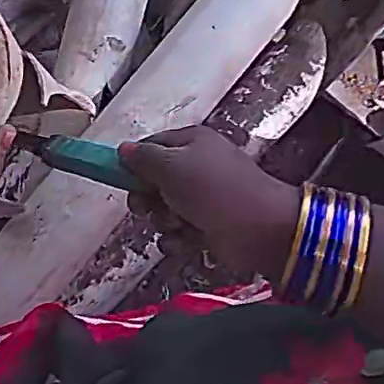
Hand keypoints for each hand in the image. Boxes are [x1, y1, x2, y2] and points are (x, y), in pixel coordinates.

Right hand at [118, 126, 301, 277]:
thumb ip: (142, 158)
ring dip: (162, 220)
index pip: (149, 147)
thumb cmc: (213, 190)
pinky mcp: (205, 225)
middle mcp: (195, 167)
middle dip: (145, 197)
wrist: (260, 229)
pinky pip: (176, 231)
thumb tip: (123, 150)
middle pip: (151, 181)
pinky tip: (186, 240)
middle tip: (147, 206)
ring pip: (161, 209)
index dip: (133, 163)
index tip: (122, 179)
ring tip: (178, 223)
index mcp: (190, 143)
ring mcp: (201, 198)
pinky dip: (176, 238)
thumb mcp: (171, 166)